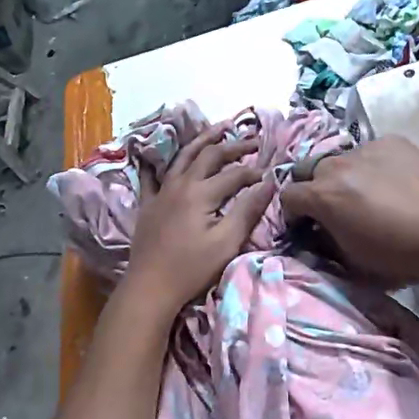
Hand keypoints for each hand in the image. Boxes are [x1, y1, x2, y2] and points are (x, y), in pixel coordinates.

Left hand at [123, 127, 276, 309]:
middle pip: (208, 155)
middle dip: (232, 146)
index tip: (269, 175)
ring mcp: (161, 192)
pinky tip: (161, 155)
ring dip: (202, 141)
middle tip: (252, 140)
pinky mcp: (148, 204)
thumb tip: (269, 182)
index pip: (234, 174)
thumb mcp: (227, 242)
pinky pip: (152, 176)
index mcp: (201, 193)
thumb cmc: (191, 268)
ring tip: (218, 130)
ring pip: (183, 157)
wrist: (149, 288)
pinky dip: (159, 162)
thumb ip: (248, 210)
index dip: (254, 172)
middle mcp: (180, 184)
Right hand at [281, 137, 418, 285]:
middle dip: (319, 190)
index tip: (309, 226)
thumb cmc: (399, 254)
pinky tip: (395, 182)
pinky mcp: (392, 140)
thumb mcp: (351, 259)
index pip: (287, 196)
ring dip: (348, 176)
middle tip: (340, 209)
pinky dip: (375, 166)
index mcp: (322, 195)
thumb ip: (326, 239)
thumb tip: (319, 231)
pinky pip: (371, 152)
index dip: (295, 213)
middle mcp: (337, 165)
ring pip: (343, 160)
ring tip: (372, 194)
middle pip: (313, 173)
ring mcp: (366, 148)